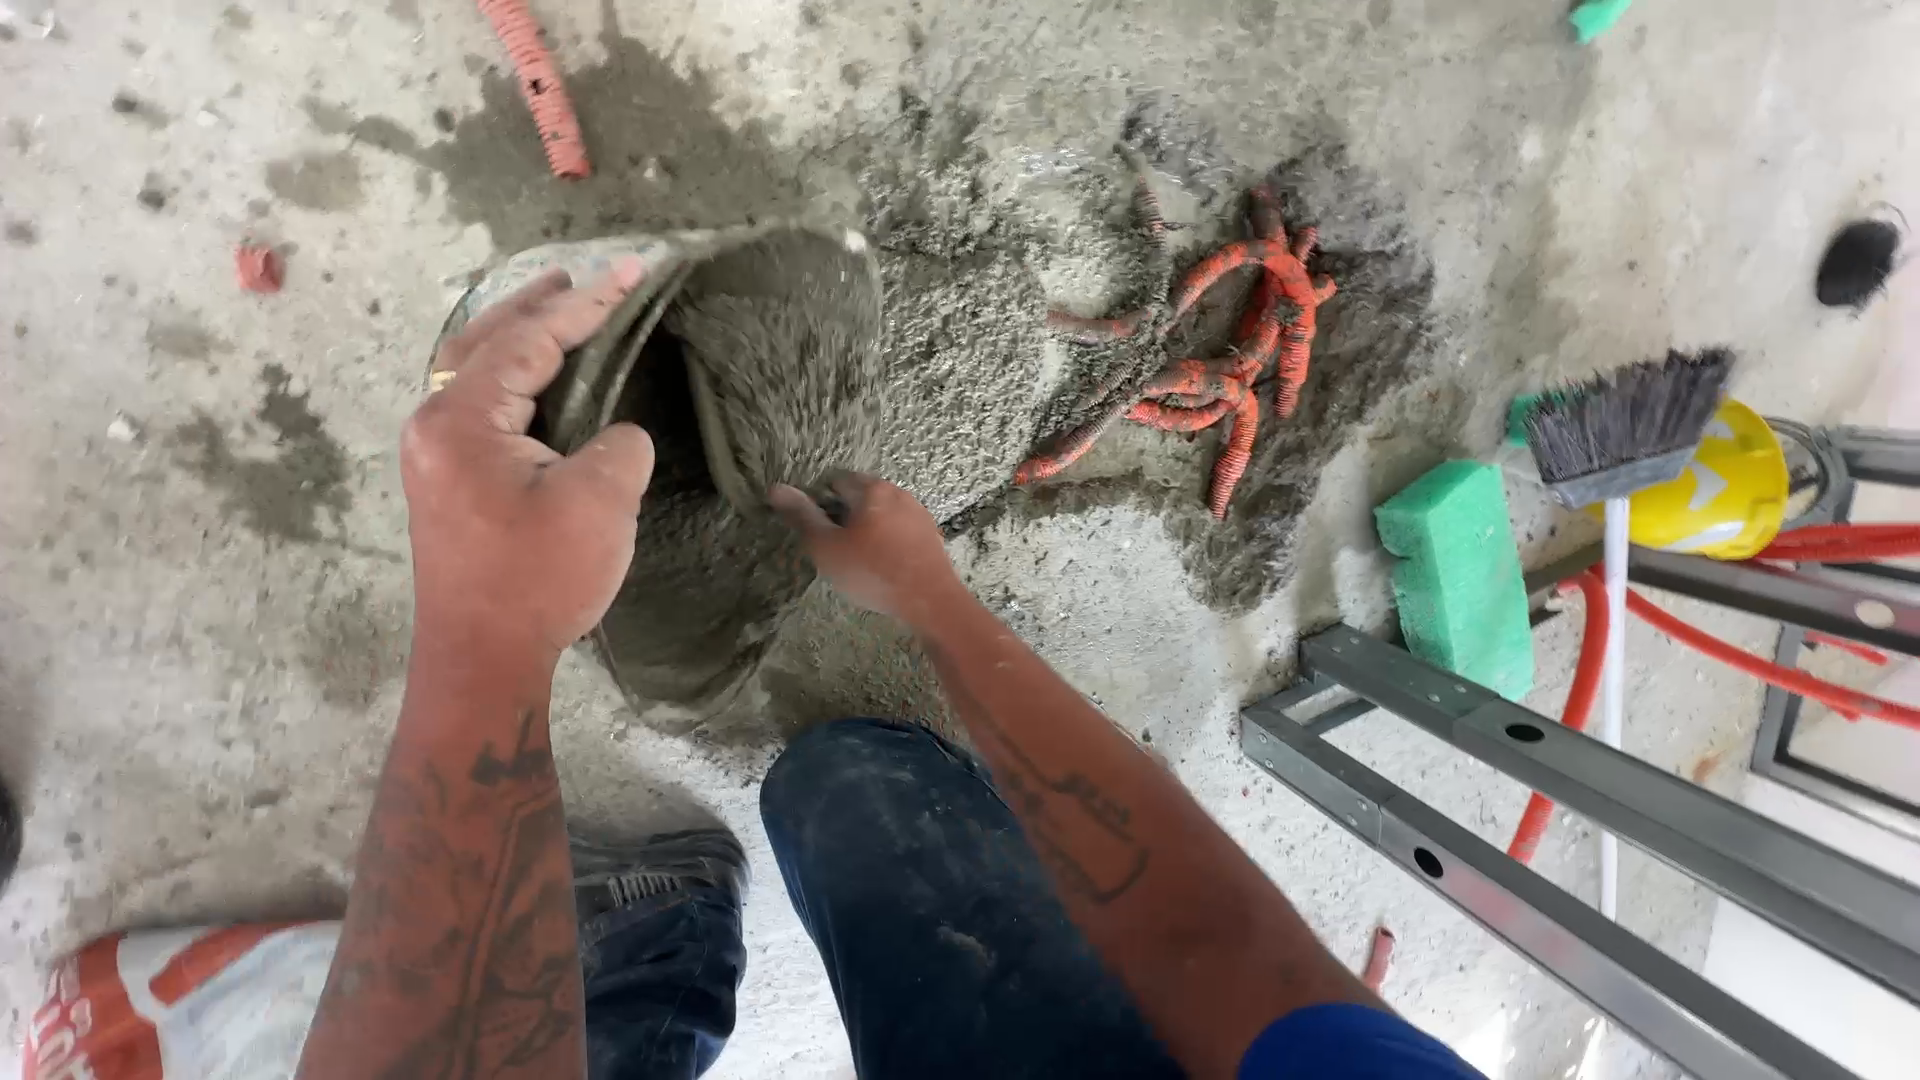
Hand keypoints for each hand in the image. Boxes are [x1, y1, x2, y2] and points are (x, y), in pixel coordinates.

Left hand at [403, 261, 652, 659]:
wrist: (485, 654)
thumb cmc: (539, 577)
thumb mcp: (599, 502)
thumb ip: (618, 445)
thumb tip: (616, 435)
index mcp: (461, 419)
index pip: (528, 341)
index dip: (585, 305)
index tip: (631, 274)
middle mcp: (436, 424)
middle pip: (486, 341)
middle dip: (539, 304)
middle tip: (583, 276)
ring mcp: (439, 454)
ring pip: (480, 371)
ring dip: (524, 337)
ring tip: (563, 310)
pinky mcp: (454, 481)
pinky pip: (486, 405)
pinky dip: (519, 378)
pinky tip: (544, 380)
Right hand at [769, 473, 967, 628]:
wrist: (930, 600)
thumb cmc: (874, 572)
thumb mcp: (828, 547)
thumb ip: (803, 517)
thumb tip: (776, 488)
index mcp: (872, 489)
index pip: (835, 481)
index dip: (819, 503)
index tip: (817, 531)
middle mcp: (898, 493)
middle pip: (861, 496)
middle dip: (844, 516)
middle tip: (836, 549)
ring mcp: (918, 513)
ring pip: (881, 514)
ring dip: (866, 530)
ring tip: (859, 560)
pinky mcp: (930, 534)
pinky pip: (899, 530)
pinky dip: (887, 541)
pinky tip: (883, 566)